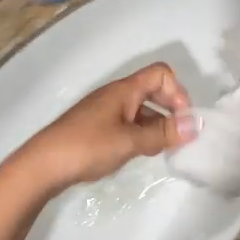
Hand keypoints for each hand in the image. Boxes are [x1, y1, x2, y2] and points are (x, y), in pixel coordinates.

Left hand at [11, 63, 197, 192]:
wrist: (43, 165)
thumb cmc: (87, 147)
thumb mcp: (130, 141)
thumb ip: (164, 133)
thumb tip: (196, 125)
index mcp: (124, 90)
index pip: (161, 74)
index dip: (178, 93)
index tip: (182, 121)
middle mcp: (116, 96)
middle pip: (153, 91)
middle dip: (170, 111)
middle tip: (177, 137)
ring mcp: (105, 112)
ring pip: (141, 111)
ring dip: (156, 126)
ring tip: (160, 150)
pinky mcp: (97, 128)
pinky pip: (128, 124)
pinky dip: (140, 134)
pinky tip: (139, 154)